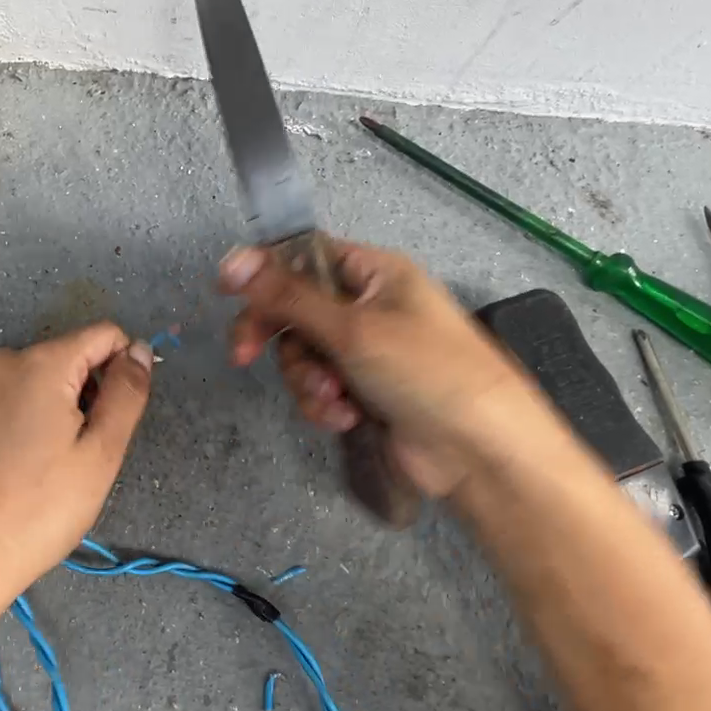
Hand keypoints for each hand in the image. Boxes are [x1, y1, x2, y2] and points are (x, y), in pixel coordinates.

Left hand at [0, 323, 153, 623]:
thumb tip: (139, 349)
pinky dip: (33, 421)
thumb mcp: (100, 453)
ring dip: (63, 411)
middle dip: (90, 395)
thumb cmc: (38, 509)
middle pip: (73, 356)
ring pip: (45, 379)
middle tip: (82, 455)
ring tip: (52, 466)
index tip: (115, 421)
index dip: (124, 370)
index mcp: (41, 361)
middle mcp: (5, 359)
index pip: (105, 335)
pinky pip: (16, 397)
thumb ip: (126, 393)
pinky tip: (26, 467)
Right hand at [218, 237, 557, 497]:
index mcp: (374, 273)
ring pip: (302, 353)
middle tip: (243, 355)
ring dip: (306, 379)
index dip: (263, 272)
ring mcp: (367, 350)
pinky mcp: (364, 390)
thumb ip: (286, 295)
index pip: (303, 256)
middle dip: (277, 339)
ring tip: (333, 399)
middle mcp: (369, 305)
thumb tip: (233, 259)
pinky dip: (324, 402)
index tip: (227, 293)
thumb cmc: (427, 372)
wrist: (483, 455)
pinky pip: (319, 386)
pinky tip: (344, 417)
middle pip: (293, 309)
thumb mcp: (352, 328)